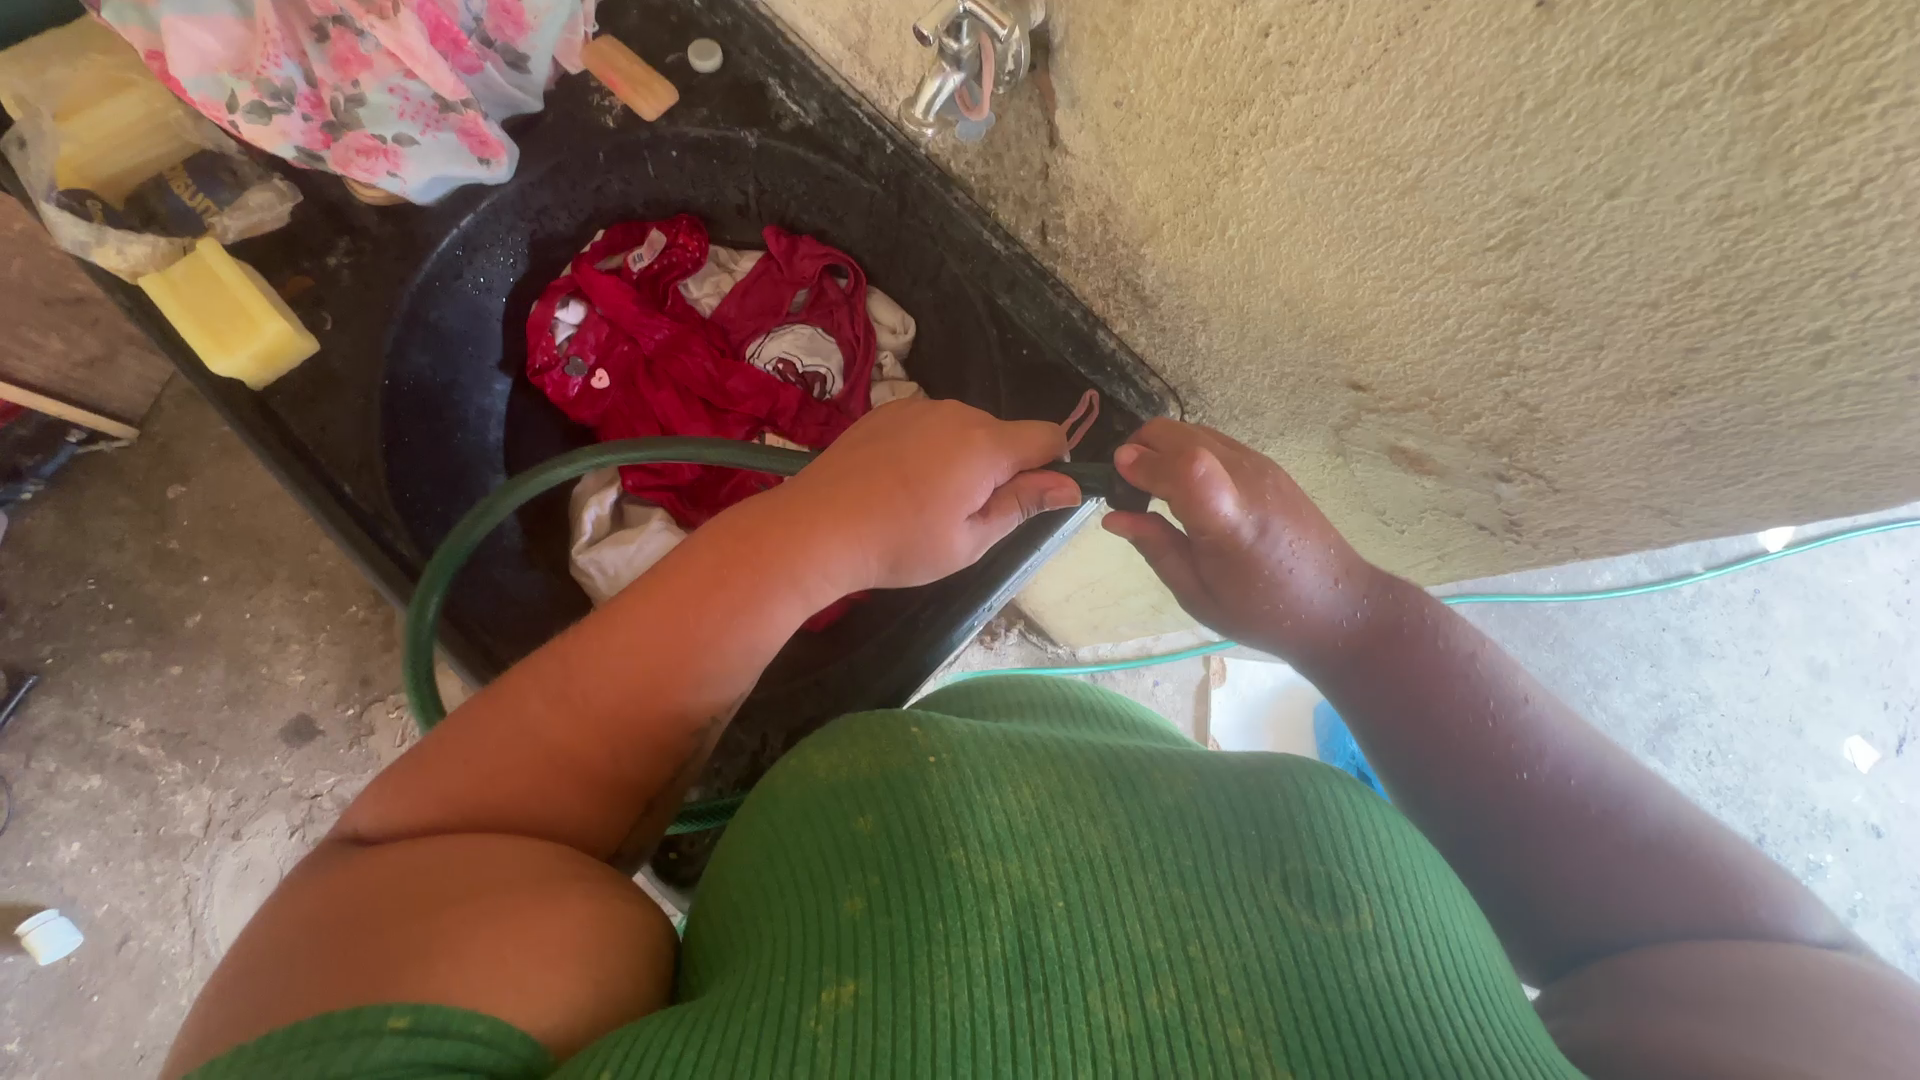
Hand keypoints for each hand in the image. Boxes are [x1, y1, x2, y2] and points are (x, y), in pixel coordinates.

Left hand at [771, 398, 1081, 590]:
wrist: (816, 527)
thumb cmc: (900, 544)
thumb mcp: (971, 540)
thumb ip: (1023, 505)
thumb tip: (1072, 486)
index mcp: (985, 445)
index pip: (1048, 435)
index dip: (1051, 466)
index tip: (1026, 499)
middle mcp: (957, 412)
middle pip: (1004, 434)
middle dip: (999, 468)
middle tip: (962, 514)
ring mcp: (918, 406)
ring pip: (966, 429)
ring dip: (963, 458)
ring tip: (924, 500)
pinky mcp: (887, 410)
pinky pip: (930, 424)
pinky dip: (930, 447)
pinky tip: (898, 481)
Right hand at [1102, 418, 1384, 665]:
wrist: (1337, 605)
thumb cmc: (1261, 612)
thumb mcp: (1197, 594)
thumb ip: (1156, 547)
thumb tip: (1113, 517)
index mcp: (1230, 522)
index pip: (1185, 466)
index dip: (1143, 462)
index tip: (1116, 478)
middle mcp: (1246, 480)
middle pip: (1178, 433)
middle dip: (1139, 449)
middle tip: (1127, 487)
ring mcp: (1260, 466)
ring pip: (1192, 430)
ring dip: (1162, 448)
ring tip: (1152, 489)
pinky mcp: (1267, 464)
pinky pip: (1213, 441)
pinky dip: (1185, 451)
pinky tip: (1184, 490)